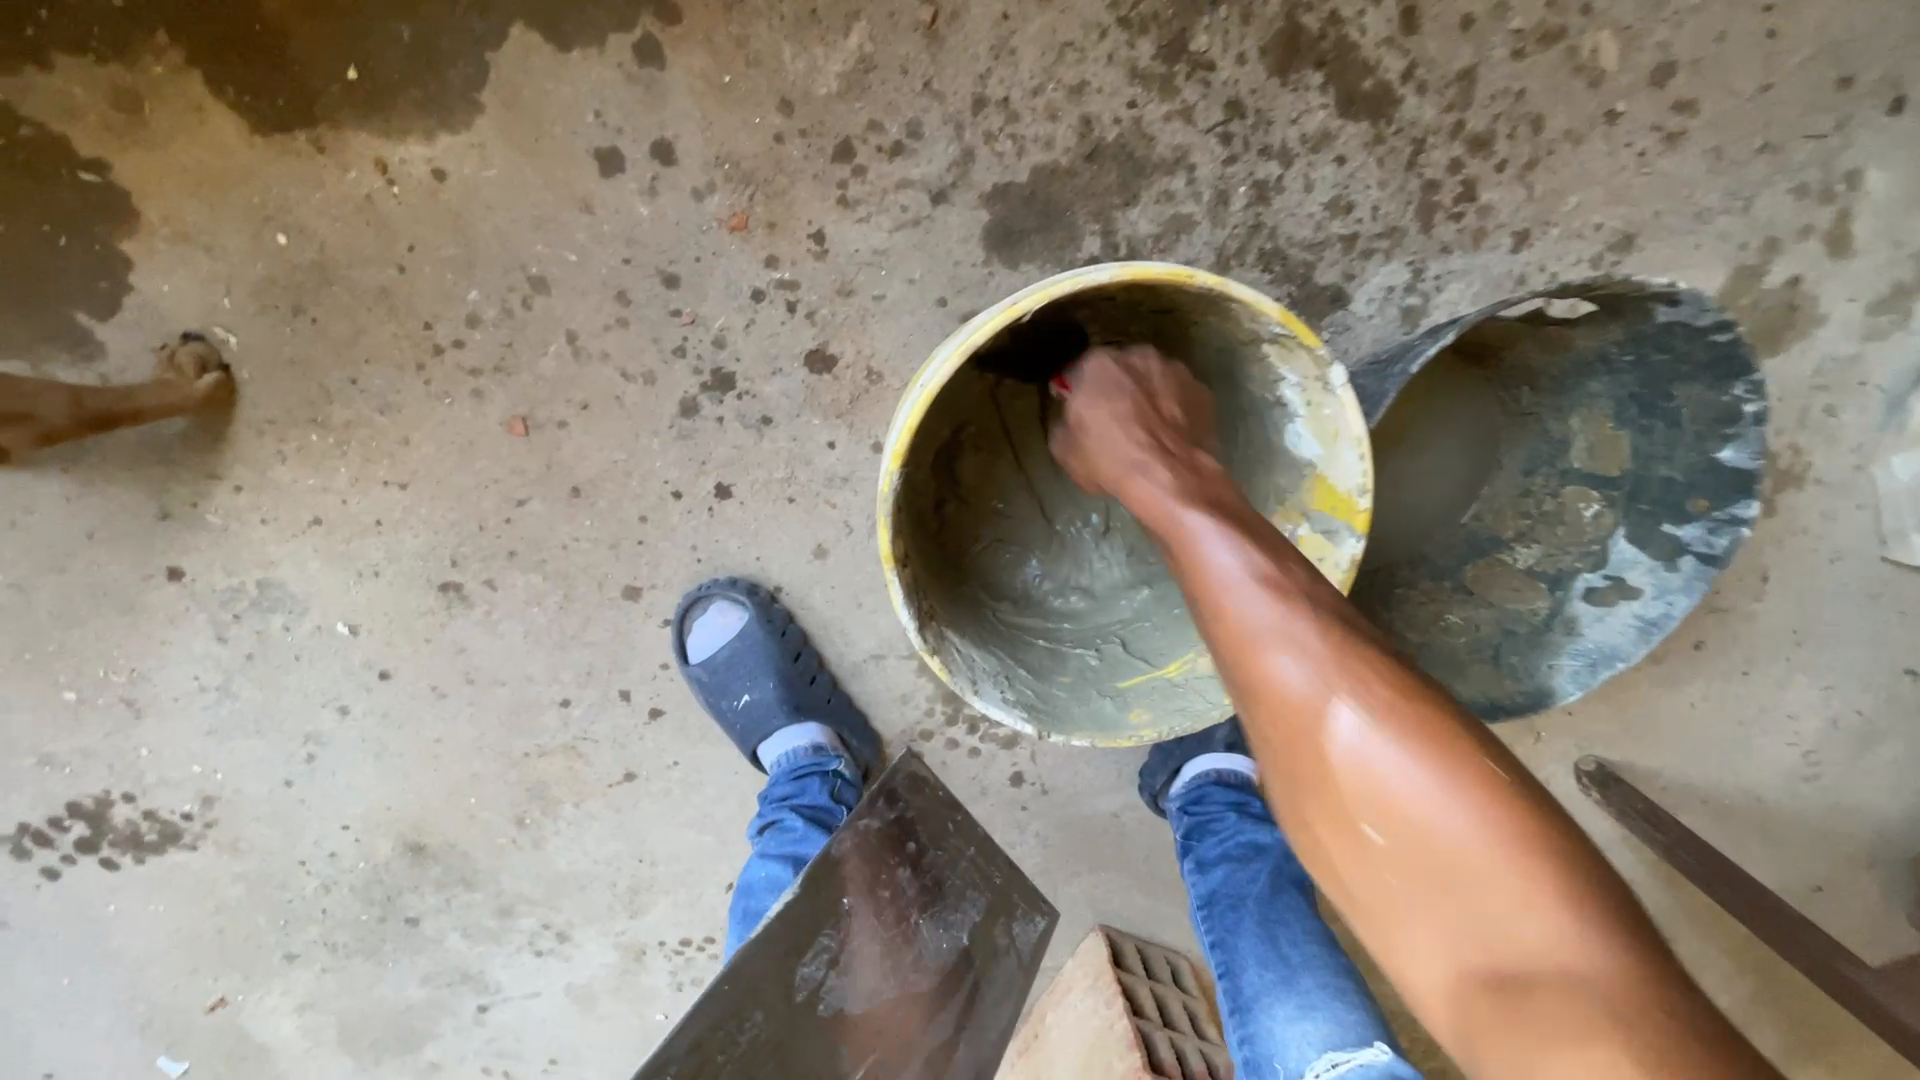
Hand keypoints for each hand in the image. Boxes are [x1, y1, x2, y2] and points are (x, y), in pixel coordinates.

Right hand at [1047, 345, 1220, 509]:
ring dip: (1146, 397)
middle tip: (1113, 422)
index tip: (1076, 412)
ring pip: (1152, 380)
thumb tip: (1074, 416)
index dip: (1073, 393)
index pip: (1075, 371)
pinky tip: (1170, 437)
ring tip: (1146, 431)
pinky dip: (1173, 410)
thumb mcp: (1063, 448)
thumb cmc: (1109, 460)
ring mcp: (1176, 370)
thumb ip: (1065, 420)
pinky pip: (1178, 397)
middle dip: (1114, 389)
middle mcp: (1138, 355)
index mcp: (1097, 363)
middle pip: (1118, 370)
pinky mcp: (1202, 391)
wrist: (1171, 478)